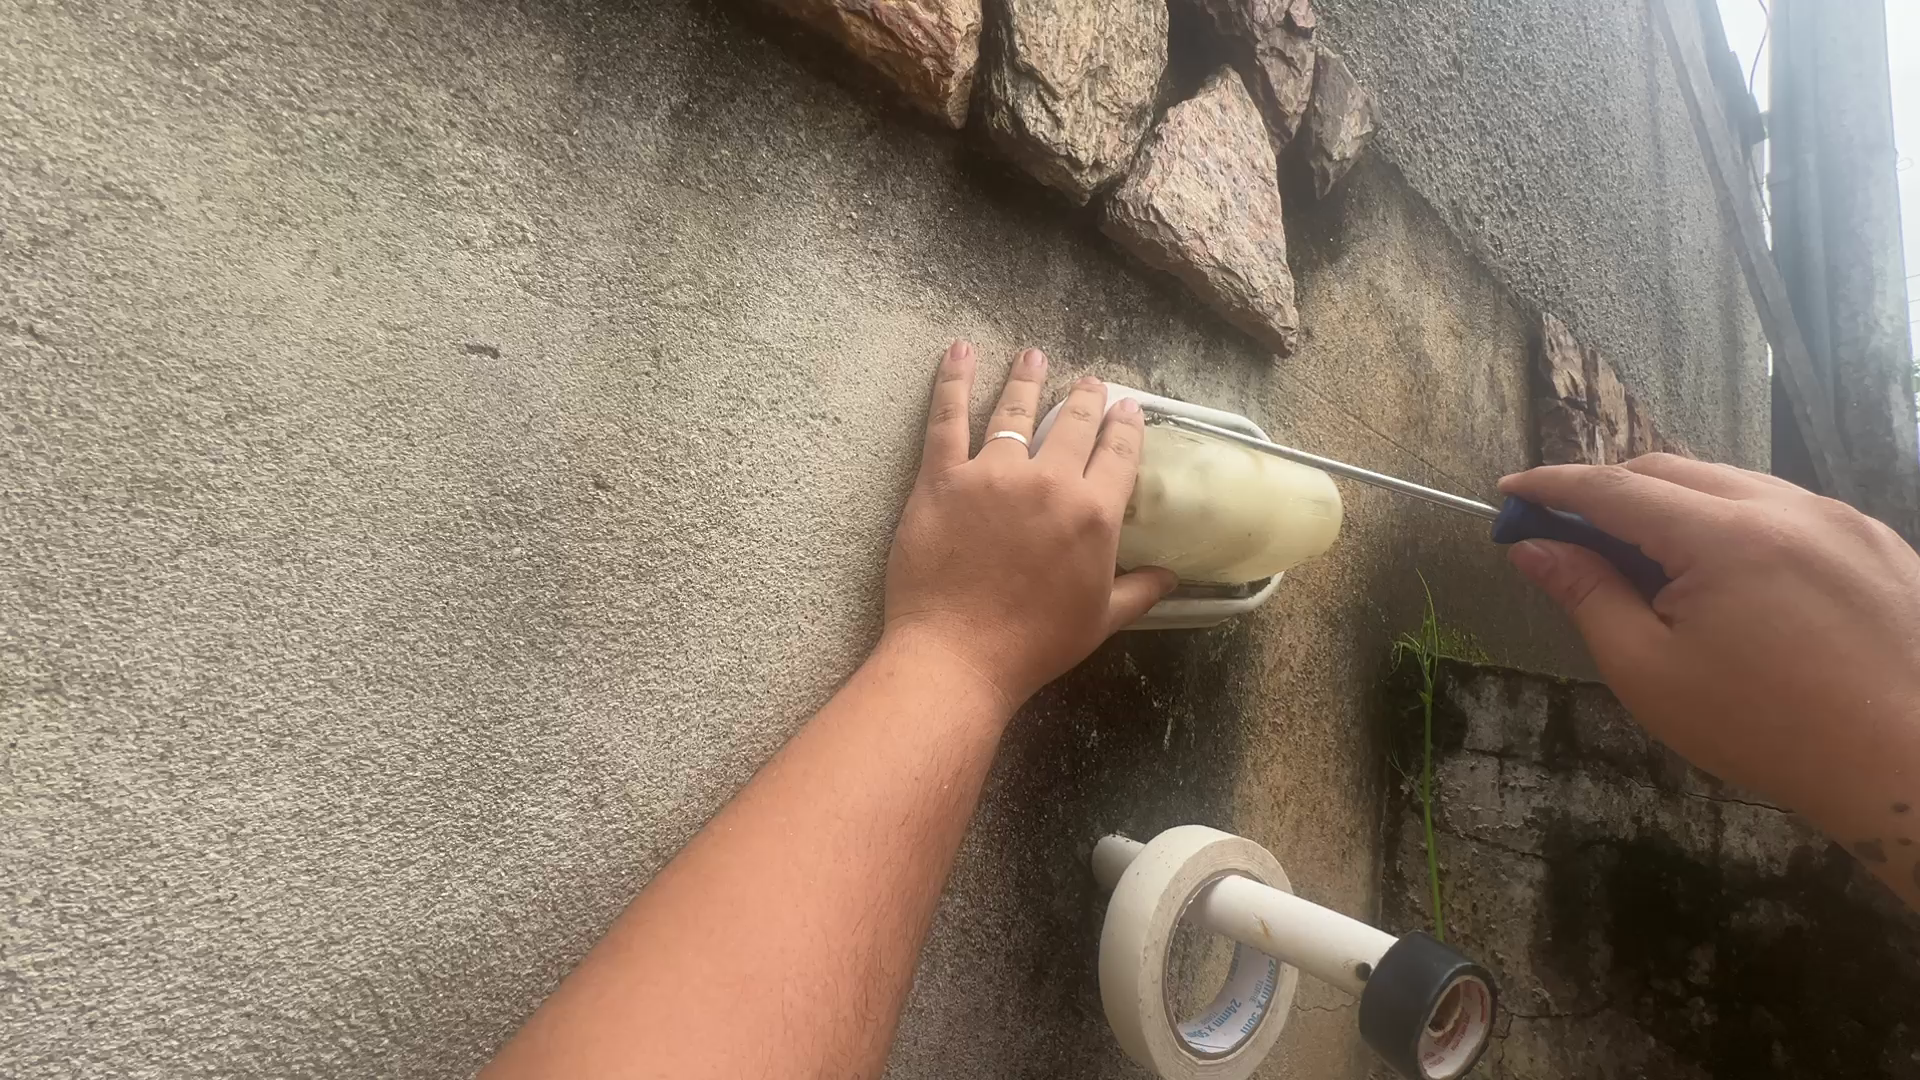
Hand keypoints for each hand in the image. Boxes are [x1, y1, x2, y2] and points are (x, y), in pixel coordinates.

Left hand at [881, 342, 1176, 711]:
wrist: (959, 655)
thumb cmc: (1033, 645)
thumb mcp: (1100, 622)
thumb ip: (1140, 591)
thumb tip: (1174, 576)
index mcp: (1094, 513)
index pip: (1119, 453)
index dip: (1125, 426)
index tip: (1126, 407)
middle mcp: (1050, 481)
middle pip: (1072, 423)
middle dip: (1085, 397)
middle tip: (1088, 381)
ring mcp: (993, 474)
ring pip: (1014, 410)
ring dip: (1027, 378)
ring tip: (1033, 356)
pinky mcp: (943, 477)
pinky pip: (947, 418)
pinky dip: (952, 380)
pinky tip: (958, 351)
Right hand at [1501, 455, 1919, 830]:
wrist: (1917, 777)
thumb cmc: (1762, 726)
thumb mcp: (1643, 665)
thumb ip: (1585, 593)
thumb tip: (1532, 548)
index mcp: (1728, 539)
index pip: (1614, 488)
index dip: (1550, 486)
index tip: (1506, 491)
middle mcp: (1791, 511)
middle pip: (1668, 470)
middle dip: (1601, 489)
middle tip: (1557, 528)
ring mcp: (1844, 523)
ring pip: (1723, 482)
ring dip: (1659, 501)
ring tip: (1627, 550)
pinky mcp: (1877, 546)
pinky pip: (1774, 507)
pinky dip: (1715, 516)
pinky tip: (1703, 566)